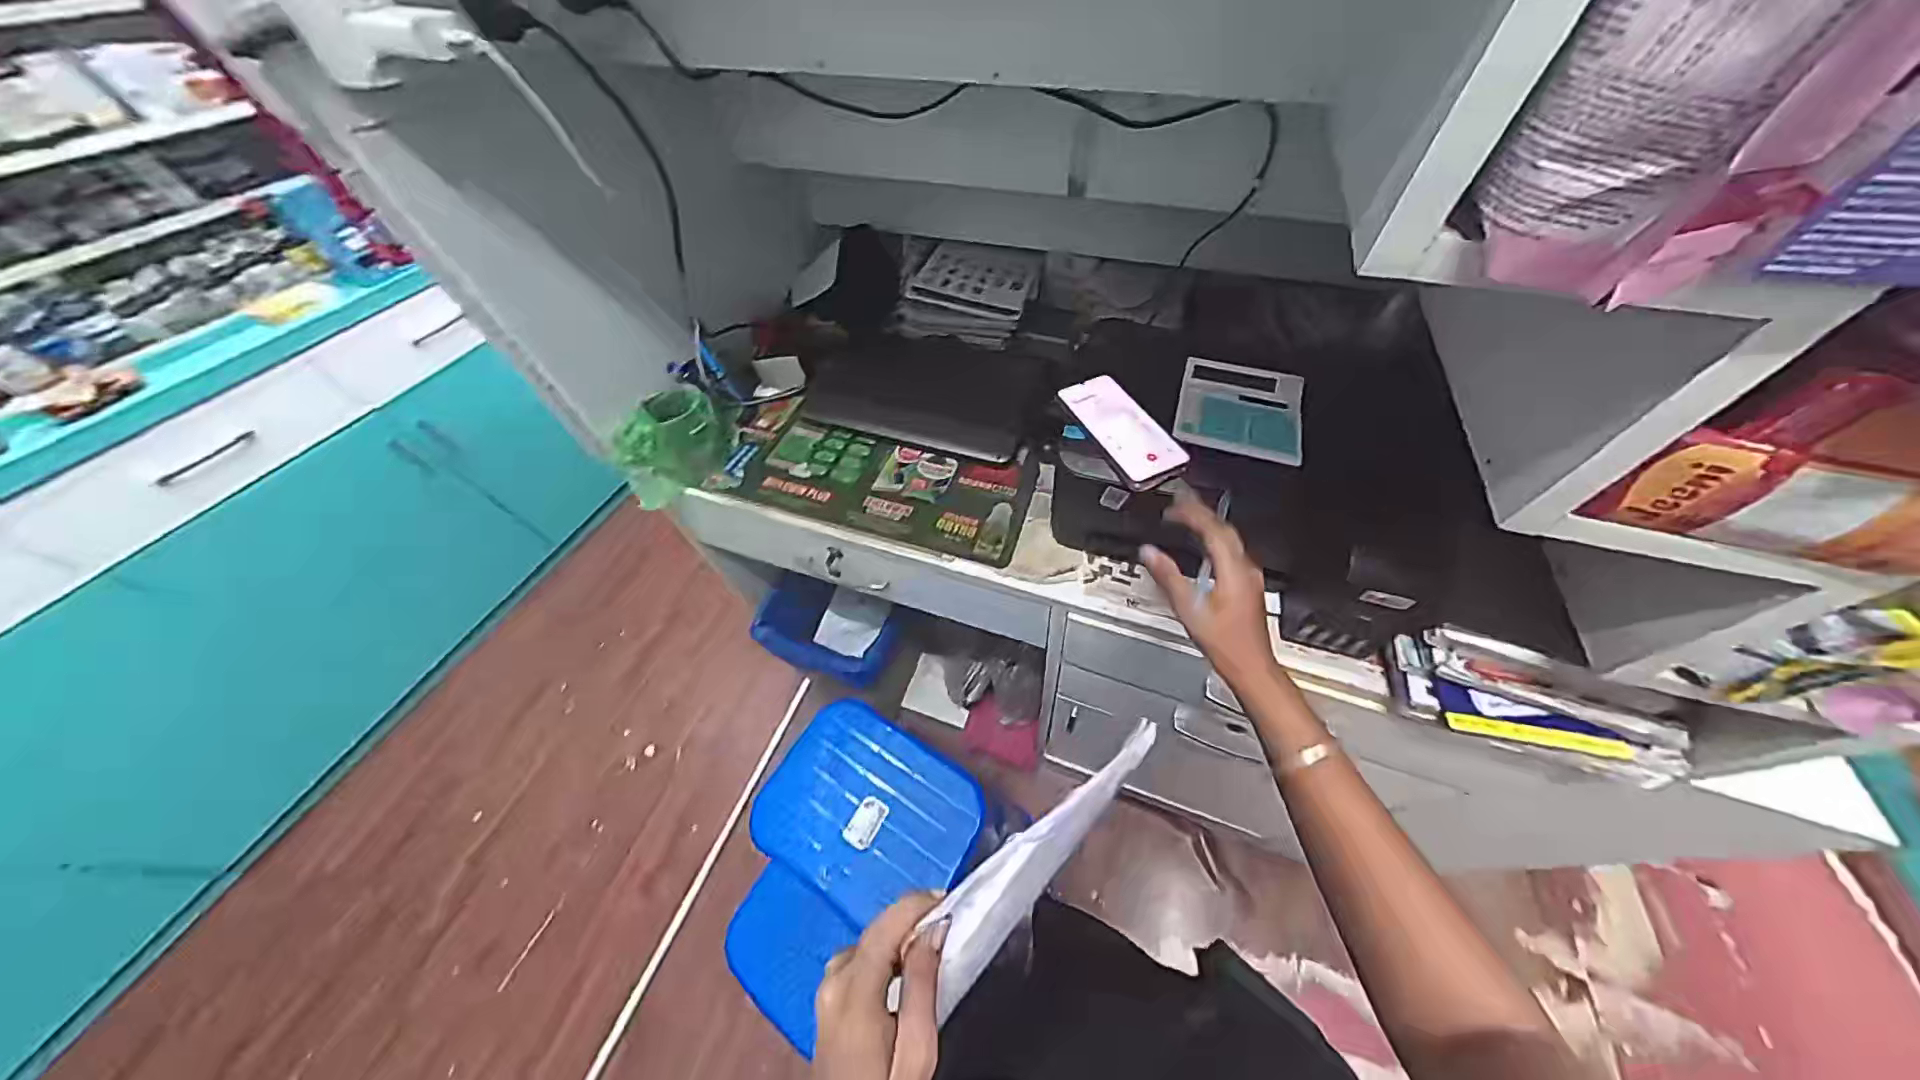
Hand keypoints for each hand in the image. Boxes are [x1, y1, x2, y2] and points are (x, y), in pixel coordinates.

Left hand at [815, 892, 947, 1079]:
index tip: (948, 901)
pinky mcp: (826, 1002)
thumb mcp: (917, 1051)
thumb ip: (923, 985)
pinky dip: (883, 953)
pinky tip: (902, 967)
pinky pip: (857, 959)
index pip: (887, 924)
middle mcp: (833, 982)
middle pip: (875, 930)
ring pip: (867, 942)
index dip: (918, 904)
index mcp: (854, 991)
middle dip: (911, 919)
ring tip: (929, 946)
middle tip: (945, 926)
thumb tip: (933, 931)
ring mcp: (825, 992)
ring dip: (898, 936)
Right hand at [1139, 489, 1277, 687]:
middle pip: (1224, 529)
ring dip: (1209, 525)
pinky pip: (1232, 552)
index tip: (1175, 505)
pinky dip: (1215, 542)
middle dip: (1201, 512)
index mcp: (1233, 570)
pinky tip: (1204, 545)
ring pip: (1230, 539)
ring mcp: (1250, 577)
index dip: (1193, 512)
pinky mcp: (1248, 585)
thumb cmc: (1226, 644)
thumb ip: (1168, 576)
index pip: (1213, 529)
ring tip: (1189, 517)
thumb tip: (1150, 552)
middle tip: (1180, 502)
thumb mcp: (1189, 609)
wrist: (1251, 666)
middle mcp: (1246, 569)